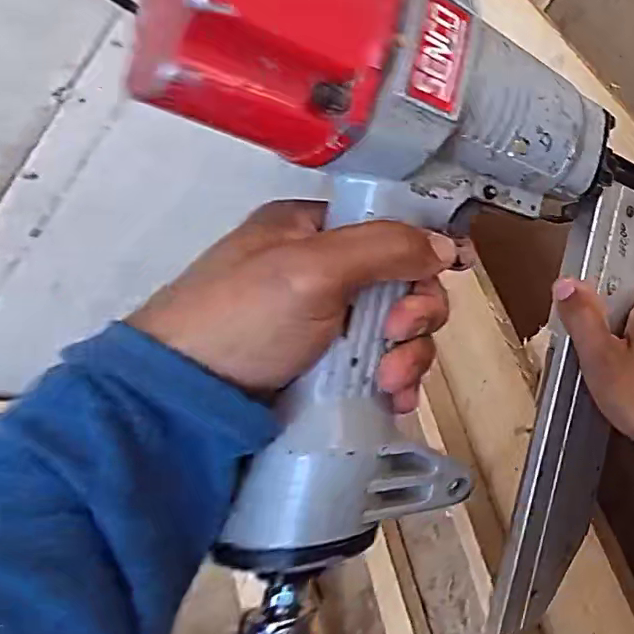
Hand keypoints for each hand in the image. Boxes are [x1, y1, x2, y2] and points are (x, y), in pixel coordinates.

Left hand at [128, 200, 458, 410]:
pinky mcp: (337, 360)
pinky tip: (393, 395)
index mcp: (316, 230)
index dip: (431, 246)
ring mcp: (334, 317)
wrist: (178, 407)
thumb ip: (385, 248)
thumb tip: (448, 246)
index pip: (397, 226)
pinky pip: (393, 360)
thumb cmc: (240, 322)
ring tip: (388, 381)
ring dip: (411, 354)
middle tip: (397, 334)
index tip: (455, 270)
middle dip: (418, 313)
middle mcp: (329, 268)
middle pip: (412, 280)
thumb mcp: (312, 270)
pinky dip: (401, 378)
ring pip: (407, 326)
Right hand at [551, 279, 633, 442]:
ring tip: (600, 364)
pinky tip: (623, 381)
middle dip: (613, 323)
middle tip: (587, 341)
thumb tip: (566, 281)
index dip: (608, 293)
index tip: (586, 309)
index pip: (633, 288)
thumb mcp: (599, 355)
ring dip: (625, 346)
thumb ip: (584, 318)